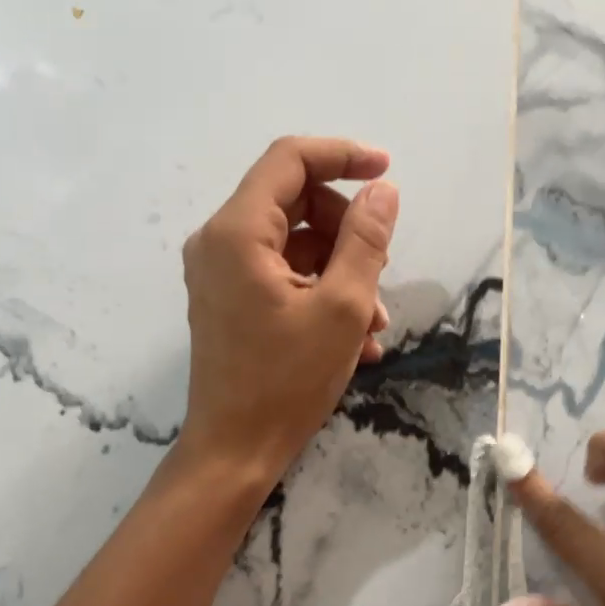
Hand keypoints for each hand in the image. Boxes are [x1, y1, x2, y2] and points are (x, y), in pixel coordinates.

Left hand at [179, 137, 398, 480]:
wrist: (235, 450)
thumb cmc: (287, 381)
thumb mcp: (341, 308)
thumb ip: (366, 241)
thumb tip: (383, 191)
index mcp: (236, 232)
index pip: (289, 160)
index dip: (342, 156)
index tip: (386, 172)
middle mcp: (218, 242)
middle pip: (293, 202)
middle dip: (346, 231)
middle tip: (382, 273)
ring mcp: (220, 274)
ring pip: (293, 244)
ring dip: (341, 272)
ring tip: (373, 324)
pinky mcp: (228, 301)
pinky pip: (281, 276)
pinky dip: (320, 294)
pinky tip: (353, 339)